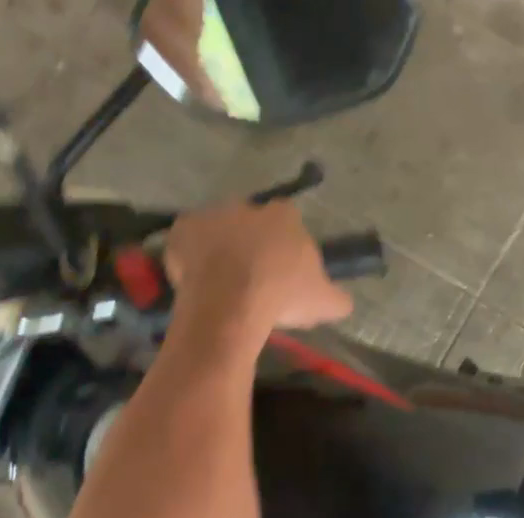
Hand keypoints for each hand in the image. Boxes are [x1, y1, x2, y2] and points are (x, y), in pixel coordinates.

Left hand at [161, 200, 352, 328]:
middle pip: (253, 222)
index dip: (288, 241)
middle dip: (254, 242)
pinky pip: (190, 242)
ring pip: (221, 230)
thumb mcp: (328, 304)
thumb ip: (339, 297)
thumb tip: (342, 299)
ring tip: (228, 282)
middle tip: (257, 275)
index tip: (287, 265)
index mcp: (284, 217)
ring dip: (224, 248)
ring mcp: (210, 214)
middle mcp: (247, 206)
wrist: (230, 304)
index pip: (290, 218)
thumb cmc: (283, 296)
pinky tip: (203, 281)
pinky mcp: (181, 229)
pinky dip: (196, 257)